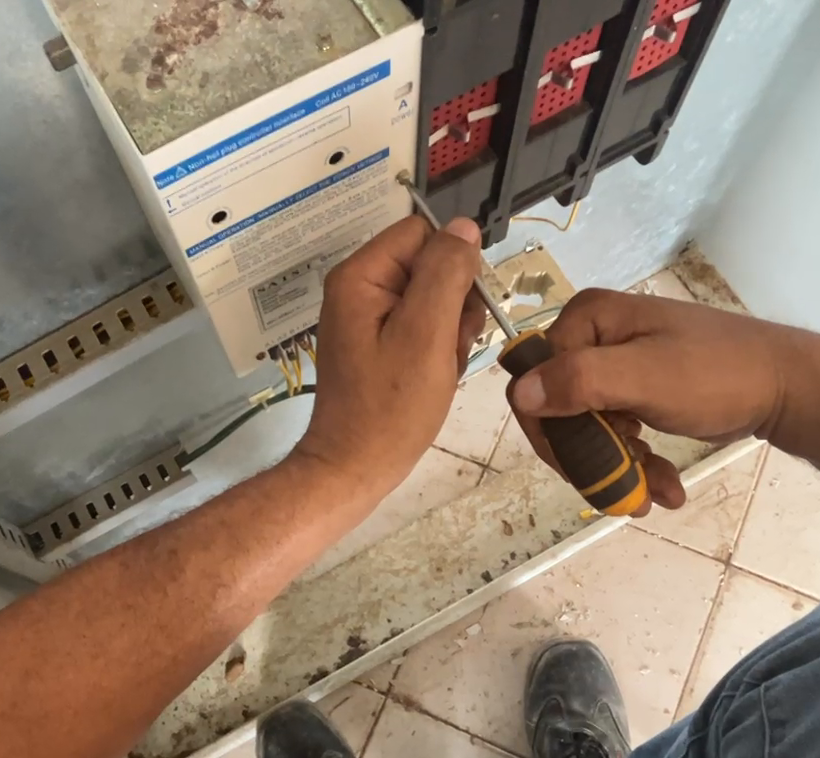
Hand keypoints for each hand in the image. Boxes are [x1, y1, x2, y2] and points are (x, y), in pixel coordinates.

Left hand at [289, 215, 487, 502]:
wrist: (355, 468)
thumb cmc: (390, 408)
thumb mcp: (426, 335)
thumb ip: (446, 275)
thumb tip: (464, 228)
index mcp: (361, 277)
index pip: (422, 234)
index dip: (452, 265)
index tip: (460, 310)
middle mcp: (359, 290)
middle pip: (429, 266)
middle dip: (452, 305)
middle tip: (448, 348)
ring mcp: (367, 320)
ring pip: (432, 300)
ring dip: (449, 332)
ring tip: (441, 368)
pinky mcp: (377, 346)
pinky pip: (421, 330)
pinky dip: (437, 351)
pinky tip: (434, 377)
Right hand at [505, 288, 819, 510]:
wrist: (786, 386)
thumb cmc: (718, 375)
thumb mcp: (645, 378)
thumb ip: (580, 382)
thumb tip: (519, 393)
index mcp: (586, 321)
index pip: (535, 384)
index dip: (553, 434)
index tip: (585, 470)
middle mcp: (592, 337)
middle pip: (560, 413)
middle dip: (593, 460)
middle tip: (624, 494)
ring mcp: (614, 365)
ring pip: (587, 431)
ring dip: (618, 469)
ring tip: (652, 495)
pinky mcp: (634, 390)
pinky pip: (614, 433)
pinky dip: (636, 464)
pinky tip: (663, 487)